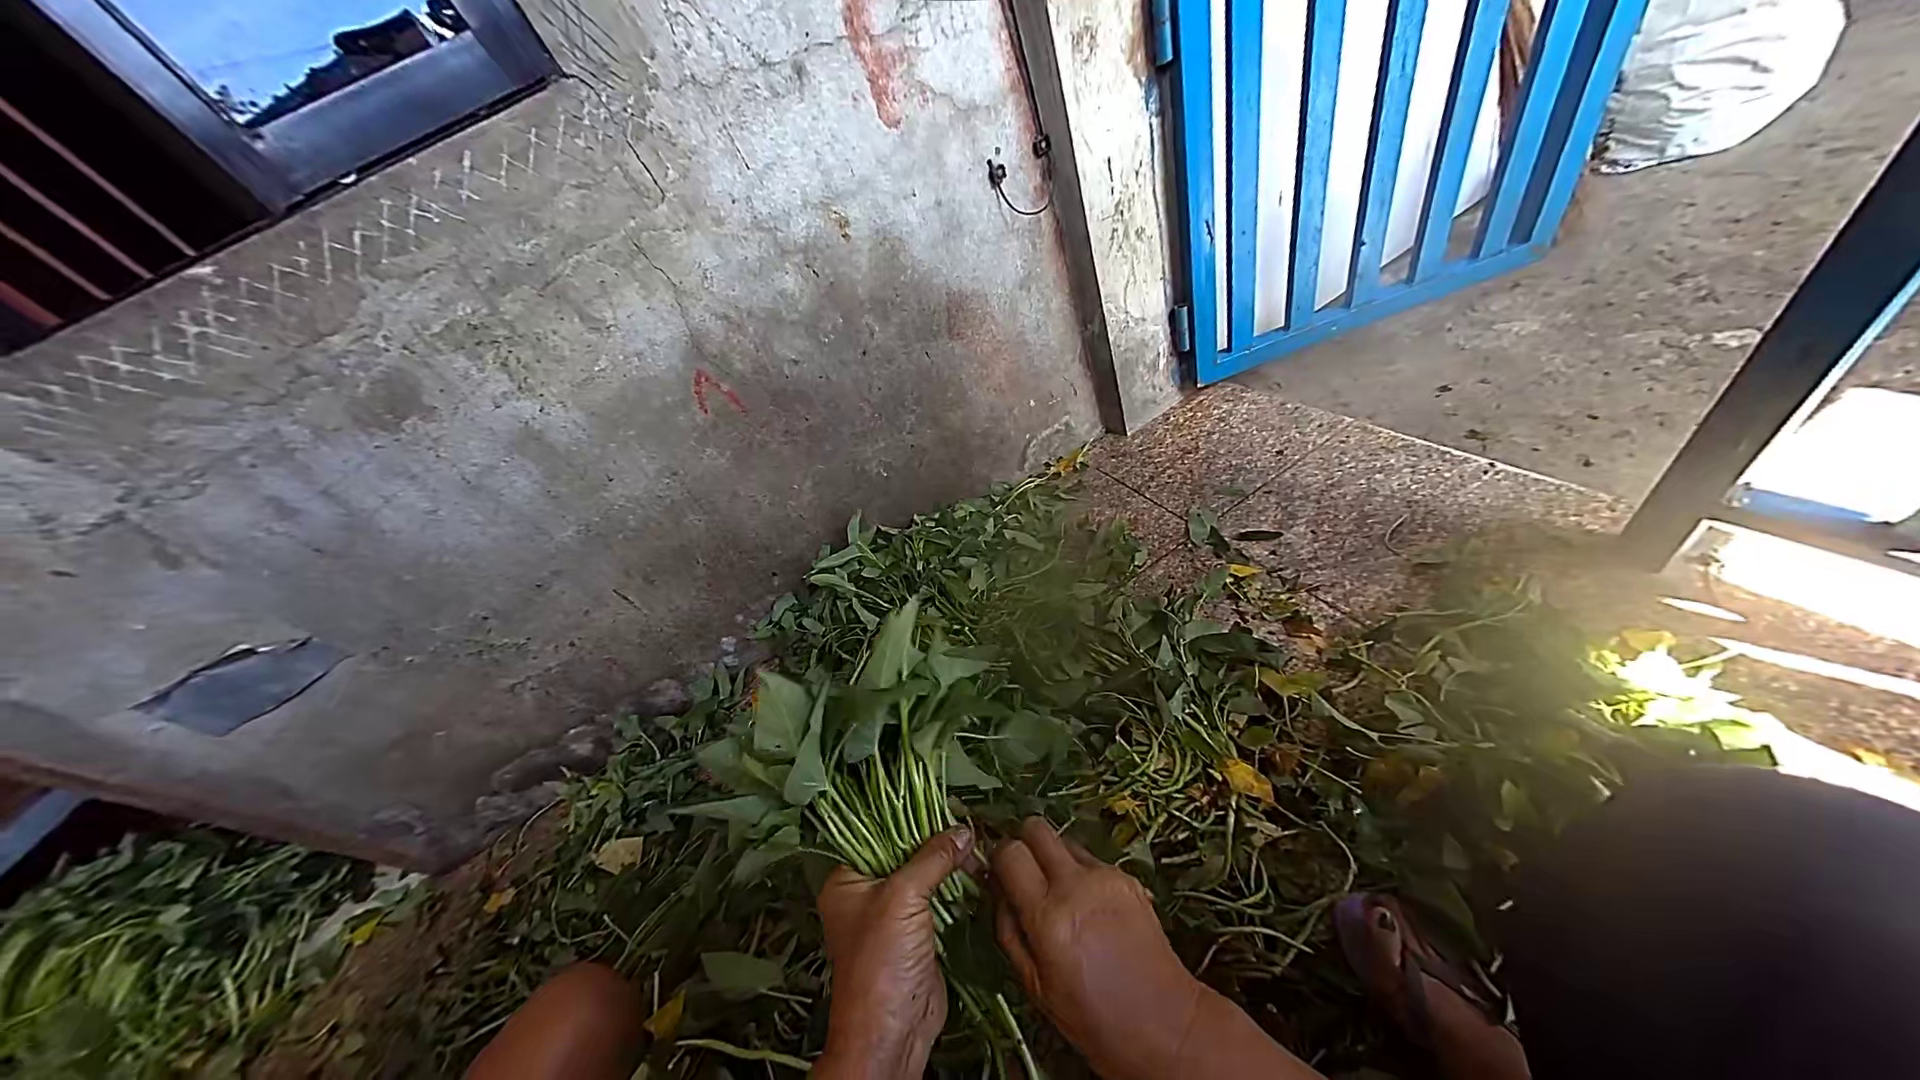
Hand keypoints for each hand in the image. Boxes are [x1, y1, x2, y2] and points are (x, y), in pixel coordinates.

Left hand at [814, 827, 974, 1079]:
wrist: (893, 1032)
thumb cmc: (880, 963)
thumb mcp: (903, 897)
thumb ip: (932, 858)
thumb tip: (962, 830)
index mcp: (847, 880)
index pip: (877, 834)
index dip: (908, 817)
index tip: (940, 802)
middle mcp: (867, 893)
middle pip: (904, 853)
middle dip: (934, 841)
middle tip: (965, 825)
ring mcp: (893, 914)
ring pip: (924, 875)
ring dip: (949, 863)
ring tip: (975, 844)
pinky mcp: (917, 933)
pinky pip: (937, 899)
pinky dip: (955, 886)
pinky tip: (976, 871)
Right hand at [992, 818, 1323, 1079]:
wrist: (1165, 1024)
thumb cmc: (1093, 1018)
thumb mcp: (1034, 984)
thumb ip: (1008, 928)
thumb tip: (996, 888)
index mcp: (1048, 917)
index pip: (1010, 852)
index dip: (999, 858)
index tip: (999, 872)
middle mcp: (1076, 886)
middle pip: (1037, 828)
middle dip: (1024, 841)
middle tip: (1024, 869)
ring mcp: (1105, 878)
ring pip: (1064, 840)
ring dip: (1053, 858)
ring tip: (1060, 895)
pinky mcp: (1127, 878)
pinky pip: (1090, 859)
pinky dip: (1080, 873)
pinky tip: (1088, 906)